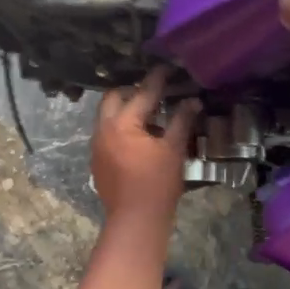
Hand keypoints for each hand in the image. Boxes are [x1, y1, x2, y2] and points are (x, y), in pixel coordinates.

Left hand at [91, 69, 200, 220]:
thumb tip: (193, 101)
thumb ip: (181, 122)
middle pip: (113, 98)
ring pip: (107, 116)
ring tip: (148, 116)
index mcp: (122, 123)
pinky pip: (106, 134)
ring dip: (125, 110)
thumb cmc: (157, 184)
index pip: (142, 93)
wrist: (135, 221)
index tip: (168, 68)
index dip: (157, 79)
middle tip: (154, 92)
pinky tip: (138, 140)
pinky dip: (120, 129)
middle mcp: (103, 129)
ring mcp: (96, 146)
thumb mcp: (173, 150)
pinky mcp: (97, 161)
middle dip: (132, 91)